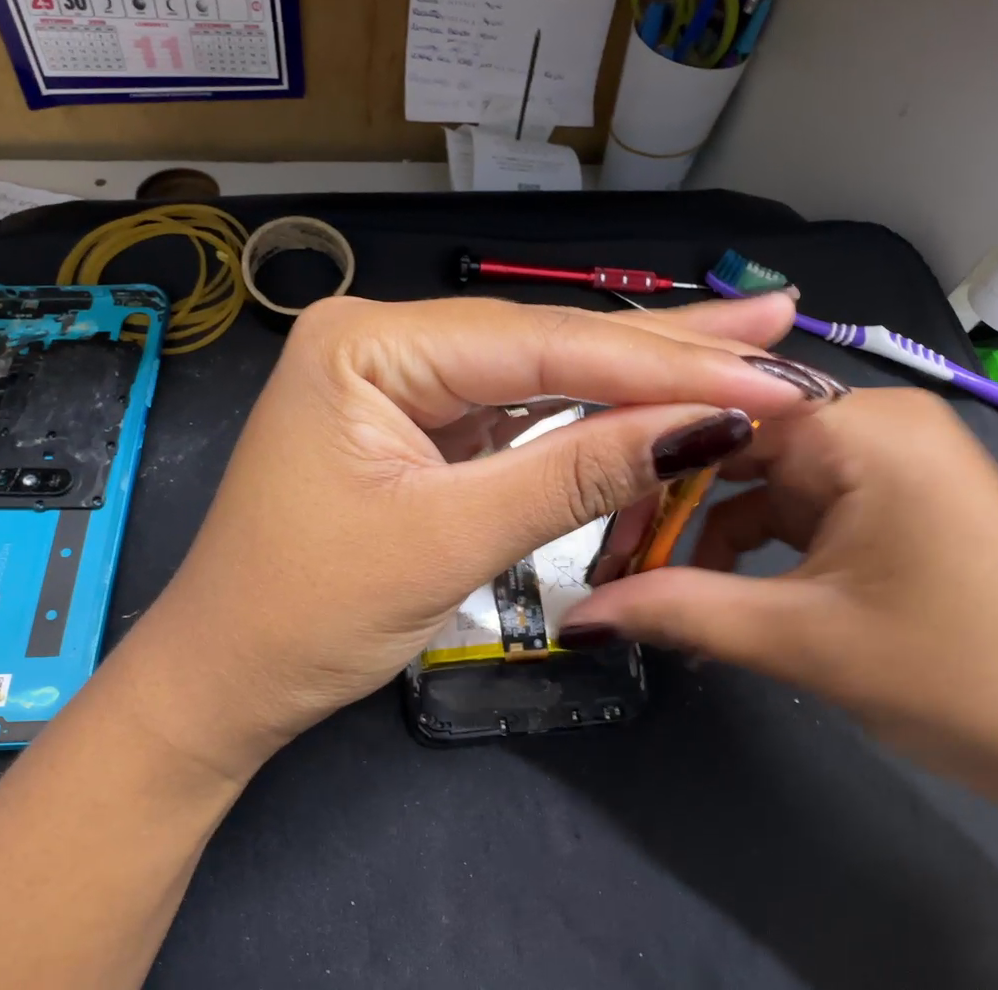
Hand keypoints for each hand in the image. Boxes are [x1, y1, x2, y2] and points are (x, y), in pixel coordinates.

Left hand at [106, 294, 846, 778]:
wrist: (226, 678)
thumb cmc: (309, 612)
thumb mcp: (451, 539)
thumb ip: (577, 472)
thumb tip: (704, 427)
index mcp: (369, 344)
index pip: (542, 345)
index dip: (663, 366)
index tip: (767, 377)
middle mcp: (385, 343)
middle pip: (545, 344)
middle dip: (662, 345)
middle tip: (771, 321)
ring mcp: (402, 385)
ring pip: (538, 377)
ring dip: (634, 378)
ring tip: (738, 351)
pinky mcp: (416, 428)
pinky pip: (514, 416)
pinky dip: (585, 422)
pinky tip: (651, 402)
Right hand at [561, 388, 997, 802]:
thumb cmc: (956, 678)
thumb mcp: (800, 640)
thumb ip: (677, 611)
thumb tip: (576, 615)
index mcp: (867, 427)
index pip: (722, 412)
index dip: (648, 463)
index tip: (596, 523)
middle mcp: (881, 423)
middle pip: (741, 441)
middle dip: (675, 503)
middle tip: (617, 562)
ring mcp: (894, 462)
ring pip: (766, 478)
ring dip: (711, 530)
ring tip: (657, 585)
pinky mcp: (898, 503)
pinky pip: (802, 504)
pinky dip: (756, 543)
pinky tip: (719, 588)